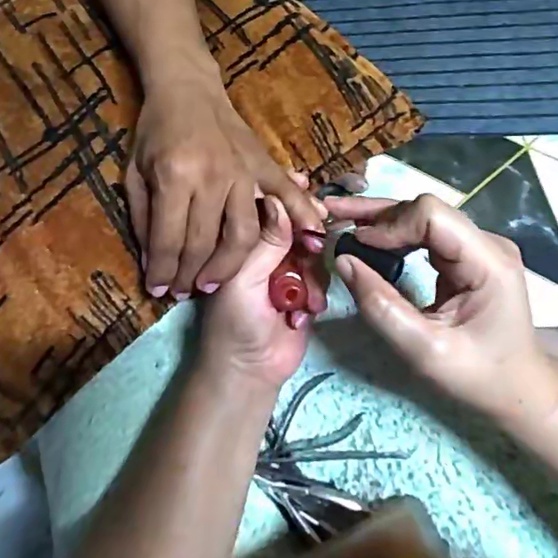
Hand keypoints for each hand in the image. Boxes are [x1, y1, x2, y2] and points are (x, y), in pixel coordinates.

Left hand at [127, 73, 324, 299]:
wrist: (187, 87)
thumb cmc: (156, 130)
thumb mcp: (135, 172)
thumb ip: (143, 219)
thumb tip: (153, 266)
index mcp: (174, 177)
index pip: (169, 239)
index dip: (163, 272)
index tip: (159, 291)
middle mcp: (212, 178)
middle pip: (204, 243)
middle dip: (190, 275)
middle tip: (184, 292)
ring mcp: (243, 171)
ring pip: (244, 233)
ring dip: (229, 265)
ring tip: (214, 282)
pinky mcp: (263, 164)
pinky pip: (286, 195)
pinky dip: (301, 217)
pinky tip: (313, 241)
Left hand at [196, 195, 315, 389]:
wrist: (250, 370)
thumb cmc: (235, 321)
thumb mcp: (244, 278)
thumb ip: (265, 242)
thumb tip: (278, 198)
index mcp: (240, 241)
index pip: (265, 207)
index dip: (284, 195)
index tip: (302, 186)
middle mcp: (264, 250)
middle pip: (295, 223)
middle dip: (308, 232)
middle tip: (314, 242)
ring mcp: (286, 269)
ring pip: (313, 251)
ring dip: (313, 273)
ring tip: (306, 298)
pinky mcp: (305, 290)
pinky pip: (322, 277)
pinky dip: (317, 293)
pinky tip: (306, 312)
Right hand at [327, 194, 557, 419]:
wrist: (519, 391)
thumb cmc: (478, 376)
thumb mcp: (424, 351)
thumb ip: (382, 306)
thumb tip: (343, 260)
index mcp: (488, 263)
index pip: (433, 216)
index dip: (390, 224)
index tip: (357, 245)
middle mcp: (487, 244)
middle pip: (425, 210)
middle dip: (377, 215)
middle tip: (333, 217)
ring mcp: (478, 247)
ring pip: (422, 216)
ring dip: (381, 220)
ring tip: (341, 221)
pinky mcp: (465, 255)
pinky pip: (424, 232)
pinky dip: (392, 234)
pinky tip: (366, 238)